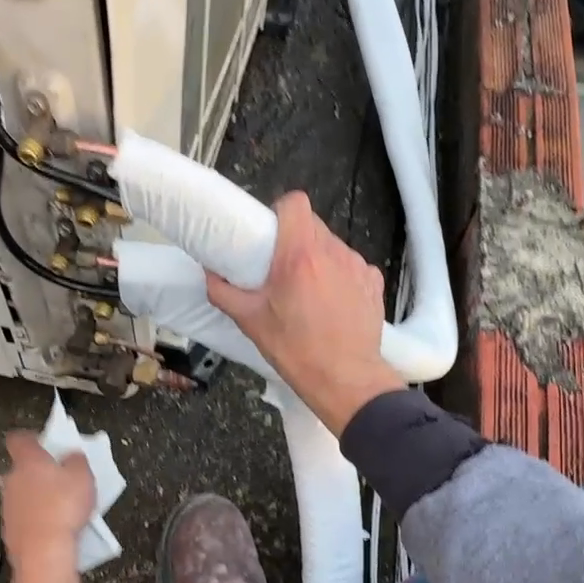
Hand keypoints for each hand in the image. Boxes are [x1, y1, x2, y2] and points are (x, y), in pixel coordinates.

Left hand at [0, 432, 95, 582]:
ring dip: (36, 497)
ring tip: (61, 507)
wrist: (43, 553)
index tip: (46, 443)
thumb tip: (71, 455)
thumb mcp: (83, 476)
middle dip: (38, 471)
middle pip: (21, 468)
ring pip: (21, 494)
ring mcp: (7, 506)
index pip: (18, 438)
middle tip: (60, 478)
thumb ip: (76, 460)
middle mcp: (11, 480)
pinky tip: (54, 528)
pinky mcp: (8, 530)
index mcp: (27, 460)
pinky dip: (35, 519)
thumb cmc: (63, 507)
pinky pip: (24, 517)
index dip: (31, 438)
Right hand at [206, 192, 406, 435]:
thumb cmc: (296, 350)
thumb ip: (223, 292)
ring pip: (331, 246)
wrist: (345, 379)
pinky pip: (351, 266)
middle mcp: (332, 253)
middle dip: (294, 240)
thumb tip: (210, 273)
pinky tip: (329, 303)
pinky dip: (338, 276)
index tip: (270, 230)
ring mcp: (357, 266)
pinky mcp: (373, 282)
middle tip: (280, 268)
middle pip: (312, 225)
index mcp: (299, 256)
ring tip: (306, 292)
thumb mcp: (250, 321)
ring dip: (316, 260)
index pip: (295, 203)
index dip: (281, 210)